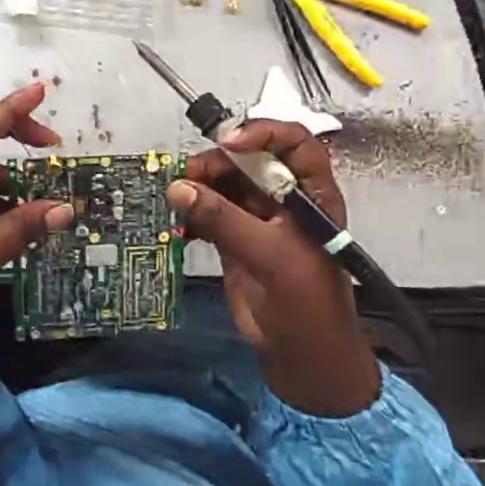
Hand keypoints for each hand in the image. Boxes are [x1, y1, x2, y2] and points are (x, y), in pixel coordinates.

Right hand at [171, 120, 380, 416]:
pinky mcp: (234, 239)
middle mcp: (282, 199)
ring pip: (221, 186)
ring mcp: (256, 219)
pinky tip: (177, 226)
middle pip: (246, 162)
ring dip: (196, 189)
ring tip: (175, 201)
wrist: (301, 351)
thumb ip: (224, 218)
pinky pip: (207, 214)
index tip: (229, 143)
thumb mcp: (269, 254)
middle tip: (186, 177)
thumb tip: (179, 188)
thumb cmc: (305, 301)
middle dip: (215, 165)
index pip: (293, 144)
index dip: (263, 134)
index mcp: (309, 194)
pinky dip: (189, 216)